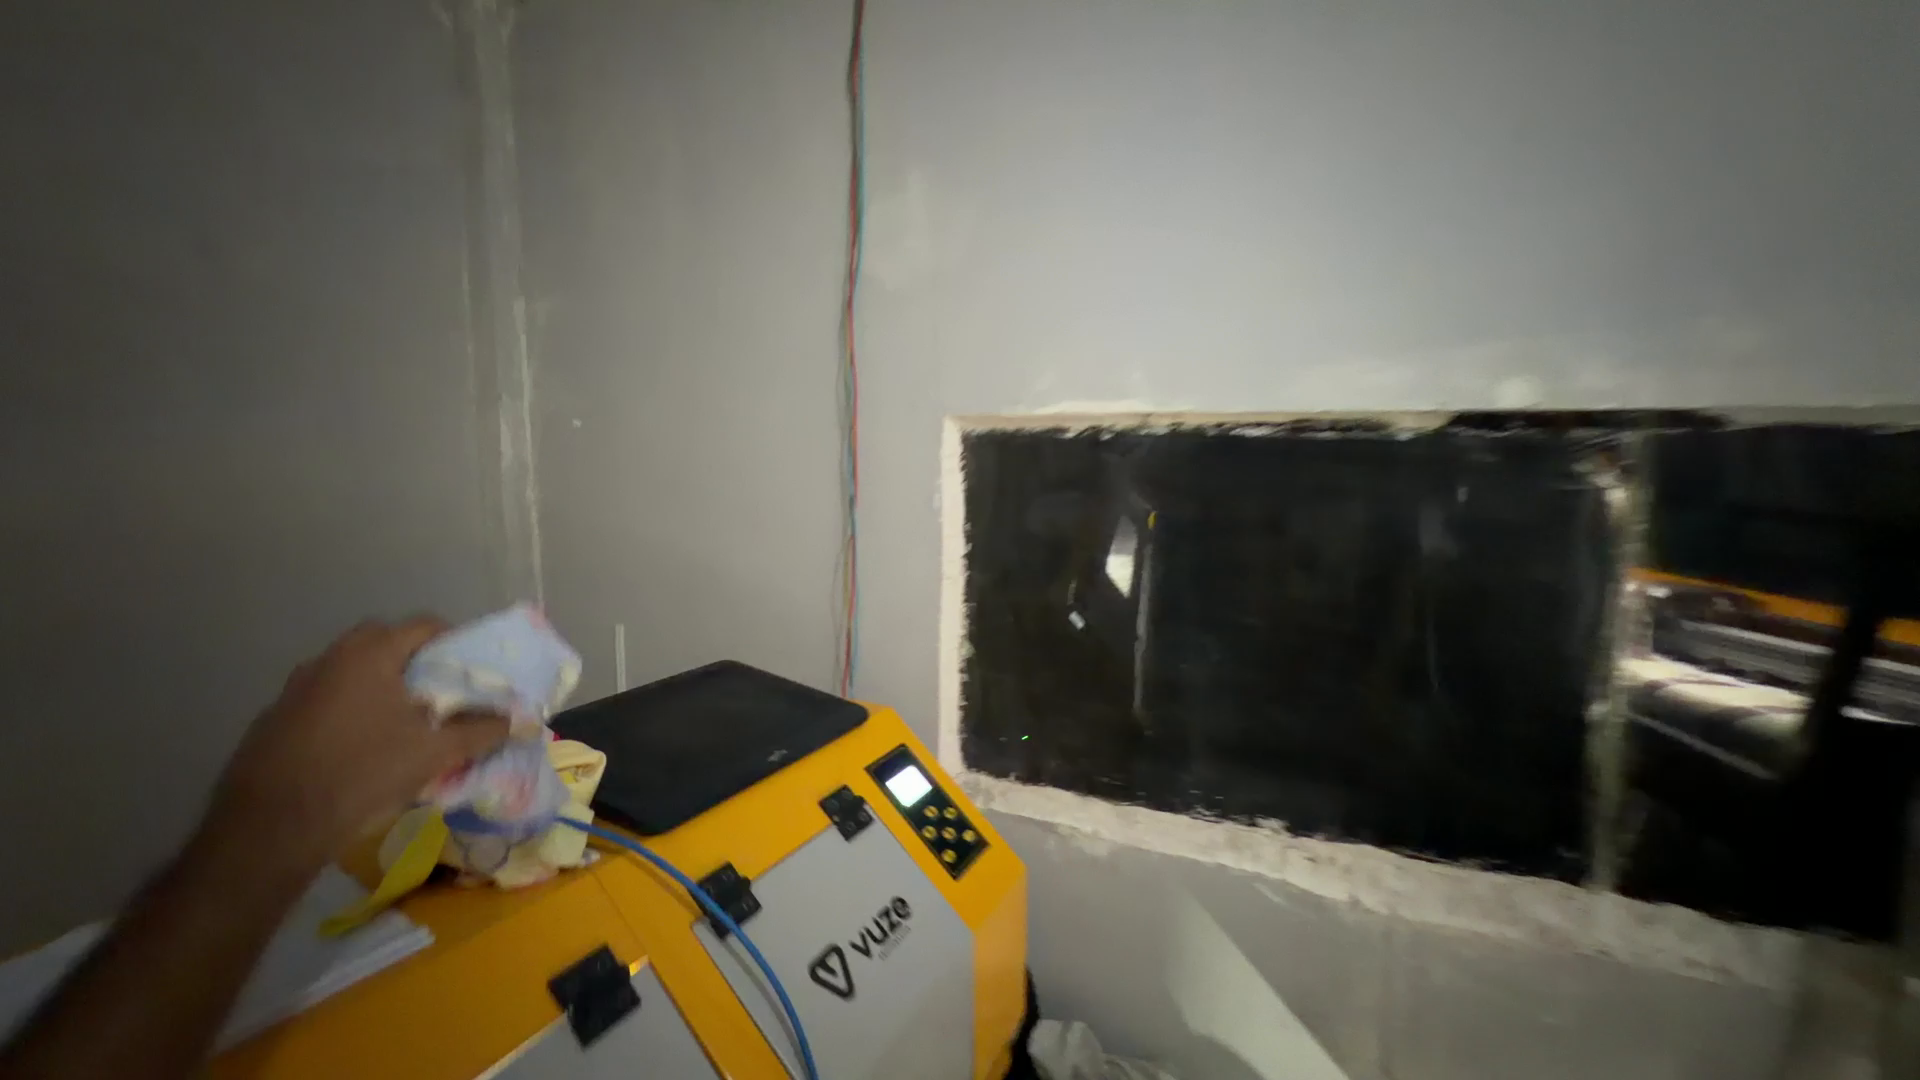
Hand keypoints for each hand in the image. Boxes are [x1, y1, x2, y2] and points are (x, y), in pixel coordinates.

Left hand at [204, 617, 509, 870]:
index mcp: (370, 655)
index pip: (424, 625)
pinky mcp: (274, 719)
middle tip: (441, 692)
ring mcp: (295, 688)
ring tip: (405, 721)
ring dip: (381, 685)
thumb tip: (522, 721)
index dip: (455, 641)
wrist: (270, 828)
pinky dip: (350, 709)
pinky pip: (326, 698)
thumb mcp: (435, 754)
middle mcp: (329, 659)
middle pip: (385, 643)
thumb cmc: (363, 774)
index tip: (472, 670)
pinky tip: (361, 746)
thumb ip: (482, 731)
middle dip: (417, 661)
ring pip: (352, 671)